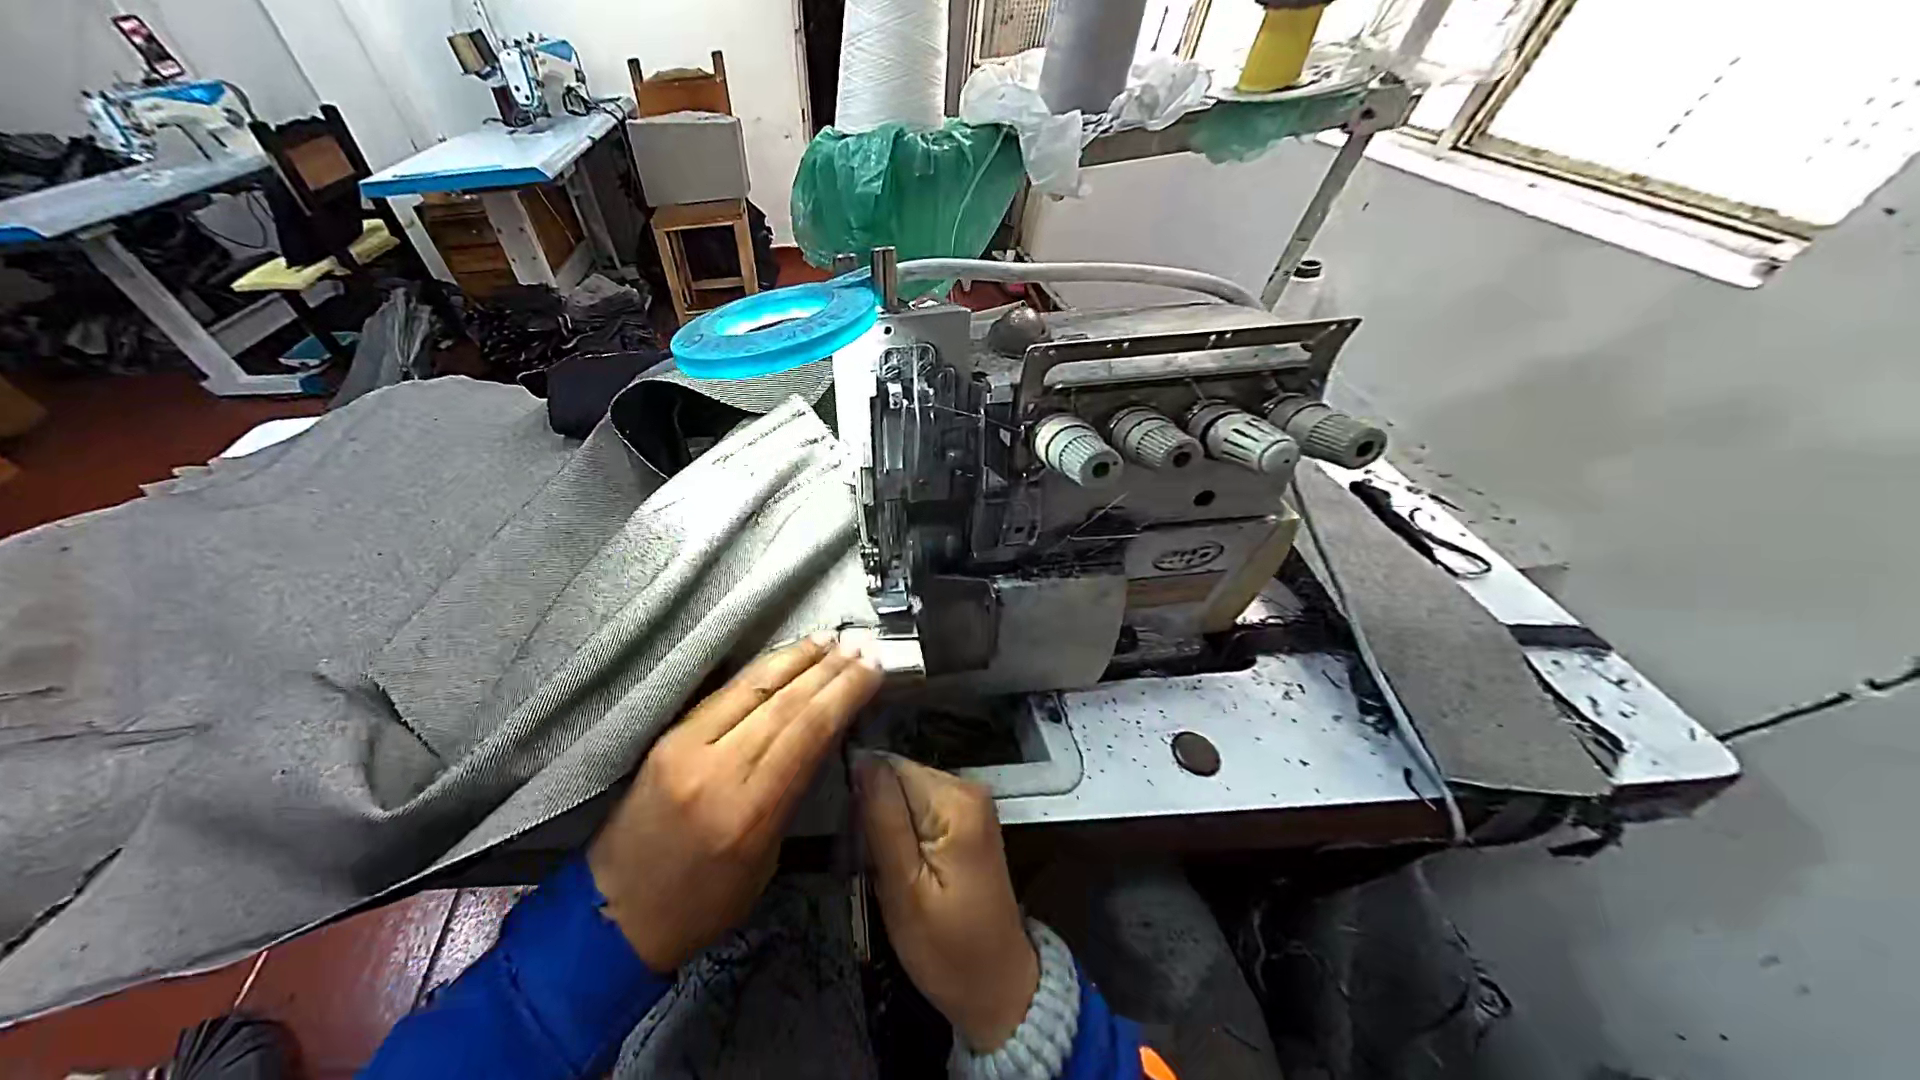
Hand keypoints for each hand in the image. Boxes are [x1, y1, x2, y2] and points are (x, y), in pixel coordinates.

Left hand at [588, 633, 881, 972]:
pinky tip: (786, 658)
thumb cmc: (700, 904)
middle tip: (861, 646)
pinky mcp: (668, 738)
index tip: (872, 670)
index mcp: (748, 812)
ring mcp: (685, 748)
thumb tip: (822, 737)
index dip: (844, 693)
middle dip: (830, 669)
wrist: (613, 916)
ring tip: (830, 640)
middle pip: (785, 703)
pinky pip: (725, 693)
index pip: (807, 732)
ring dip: (798, 658)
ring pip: (753, 687)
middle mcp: (715, 770)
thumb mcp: (766, 860)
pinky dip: (763, 669)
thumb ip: (793, 794)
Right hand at [856, 754, 1039, 1052]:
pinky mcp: (967, 815)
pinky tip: (903, 862)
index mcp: (956, 800)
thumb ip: (882, 819)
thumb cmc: (946, 948)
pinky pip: (919, 804)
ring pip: (905, 789)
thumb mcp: (903, 889)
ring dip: (887, 821)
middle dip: (875, 810)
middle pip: (899, 775)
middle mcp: (968, 786)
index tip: (856, 839)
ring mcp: (971, 800)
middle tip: (872, 861)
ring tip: (886, 866)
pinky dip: (904, 829)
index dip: (863, 797)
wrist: (996, 984)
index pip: (889, 767)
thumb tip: (861, 759)